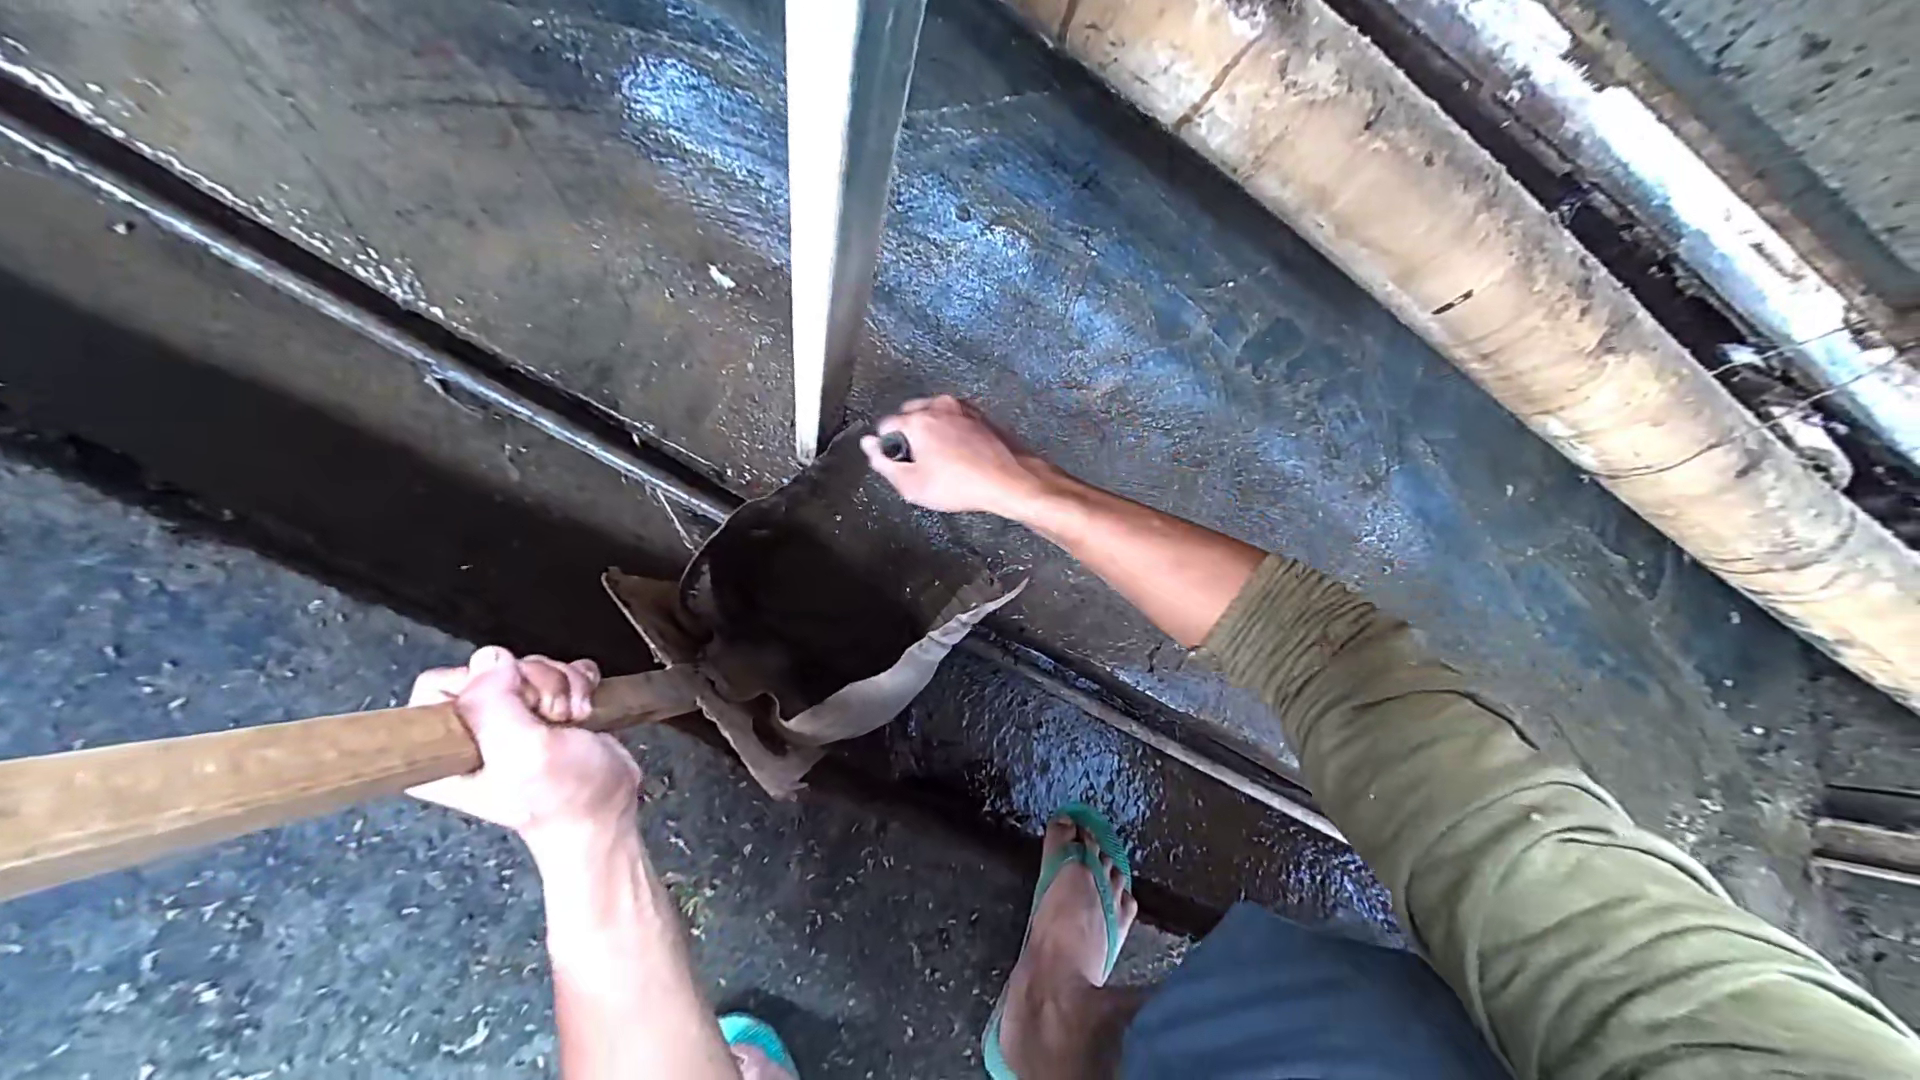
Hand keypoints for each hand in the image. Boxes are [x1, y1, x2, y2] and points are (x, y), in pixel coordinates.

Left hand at [406, 647, 639, 854]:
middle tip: (551, 718)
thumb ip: (494, 705)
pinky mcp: (551, 705)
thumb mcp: (521, 754)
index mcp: (443, 749)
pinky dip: (581, 682)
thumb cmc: (564, 797)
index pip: (440, 686)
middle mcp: (474, 730)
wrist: (607, 809)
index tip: (514, 709)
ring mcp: (515, 715)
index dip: (483, 686)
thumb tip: (491, 657)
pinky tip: (585, 711)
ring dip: (565, 685)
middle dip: (537, 685)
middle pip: (495, 669)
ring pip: (533, 666)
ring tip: (572, 720)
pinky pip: (564, 669)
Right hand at [860, 395, 1059, 517]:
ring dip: (931, 433)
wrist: (1010, 479)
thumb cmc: (962, 484)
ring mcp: (962, 408)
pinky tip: (960, 456)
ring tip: (943, 462)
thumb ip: (883, 463)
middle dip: (909, 436)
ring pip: (934, 416)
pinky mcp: (980, 415)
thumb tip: (869, 445)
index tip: (898, 464)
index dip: (887, 448)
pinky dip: (952, 433)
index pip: (885, 426)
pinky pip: (955, 420)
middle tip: (920, 464)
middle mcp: (938, 405)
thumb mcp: (912, 485)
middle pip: (909, 416)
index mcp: (917, 419)